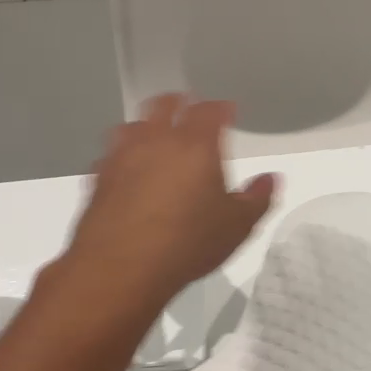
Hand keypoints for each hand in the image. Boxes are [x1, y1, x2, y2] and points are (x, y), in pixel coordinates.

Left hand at [55, 94, 277, 316]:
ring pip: (133, 126)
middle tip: (189, 107)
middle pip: (163, 106)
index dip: (221, 107)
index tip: (229, 109)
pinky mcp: (98, 178)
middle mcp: (156, 141)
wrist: (122, 266)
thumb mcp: (239, 225)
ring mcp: (121, 157)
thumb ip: (258, 198)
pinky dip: (126, 154)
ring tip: (157, 135)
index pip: (209, 111)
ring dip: (148, 125)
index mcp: (196, 146)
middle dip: (179, 103)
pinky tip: (132, 170)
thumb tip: (271, 178)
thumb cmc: (191, 242)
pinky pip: (114, 155)